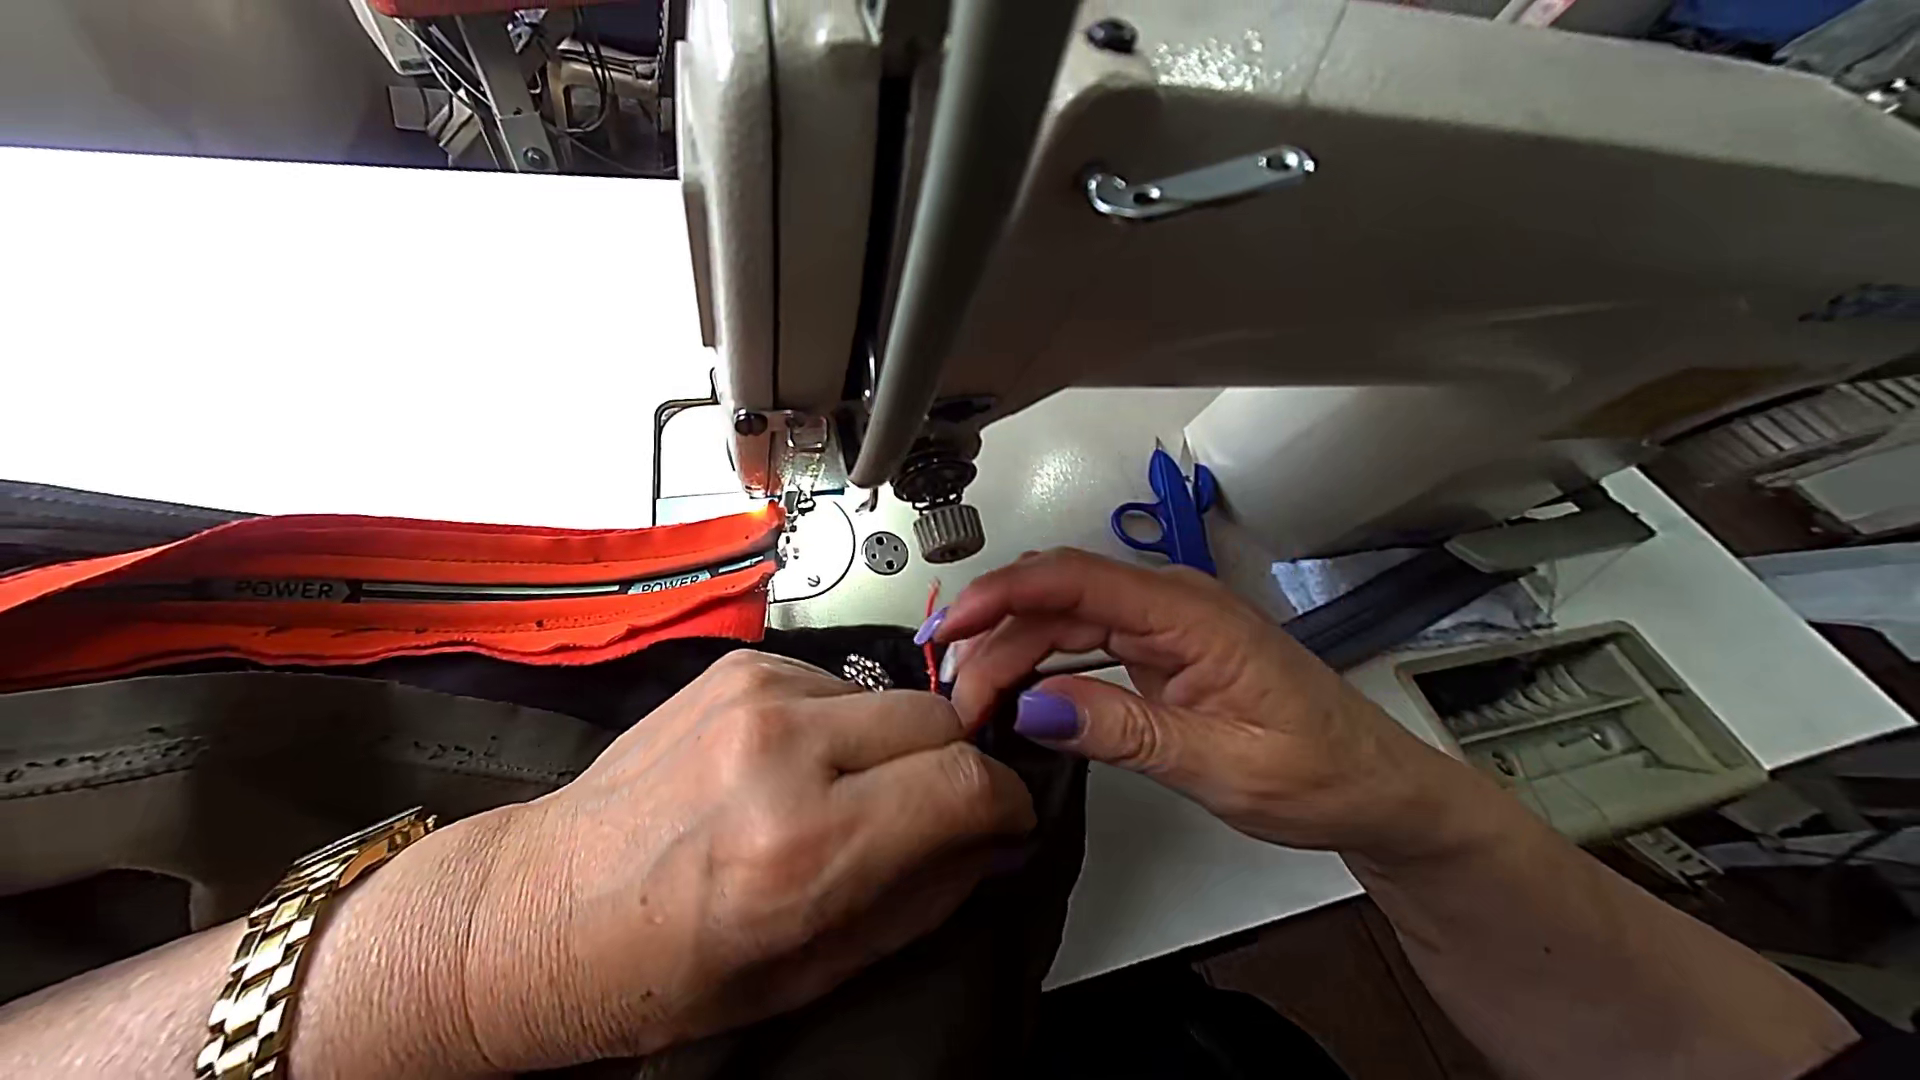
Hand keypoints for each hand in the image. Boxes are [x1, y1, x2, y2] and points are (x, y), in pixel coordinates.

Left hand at [451, 650, 1036, 1068]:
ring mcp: (757, 692)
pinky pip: (840, 683)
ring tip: (846, 790)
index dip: (1005, 801)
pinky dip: (845, 722)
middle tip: (936, 805)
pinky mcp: (743, 664)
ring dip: (895, 743)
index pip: (964, 784)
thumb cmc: (653, 963)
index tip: (1005, 816)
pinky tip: (800, 761)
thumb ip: (926, 895)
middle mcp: (778, 749)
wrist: (534, 908)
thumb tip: (994, 839)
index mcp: (798, 844)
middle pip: (941, 719)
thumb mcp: (810, 970)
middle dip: (958, 764)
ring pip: (895, 696)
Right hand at [931, 548, 1491, 860]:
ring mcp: (1160, 624)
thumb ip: (1126, 730)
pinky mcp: (1154, 648)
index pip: (1076, 579)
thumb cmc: (1323, 770)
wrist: (1375, 787)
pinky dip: (1038, 661)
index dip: (1004, 593)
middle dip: (994, 635)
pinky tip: (1014, 686)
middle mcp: (1169, 604)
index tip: (952, 626)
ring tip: (974, 694)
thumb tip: (1036, 708)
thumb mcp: (1224, 763)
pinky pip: (1080, 640)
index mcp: (1190, 613)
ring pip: (1061, 617)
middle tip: (957, 691)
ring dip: (1010, 649)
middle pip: (1056, 598)